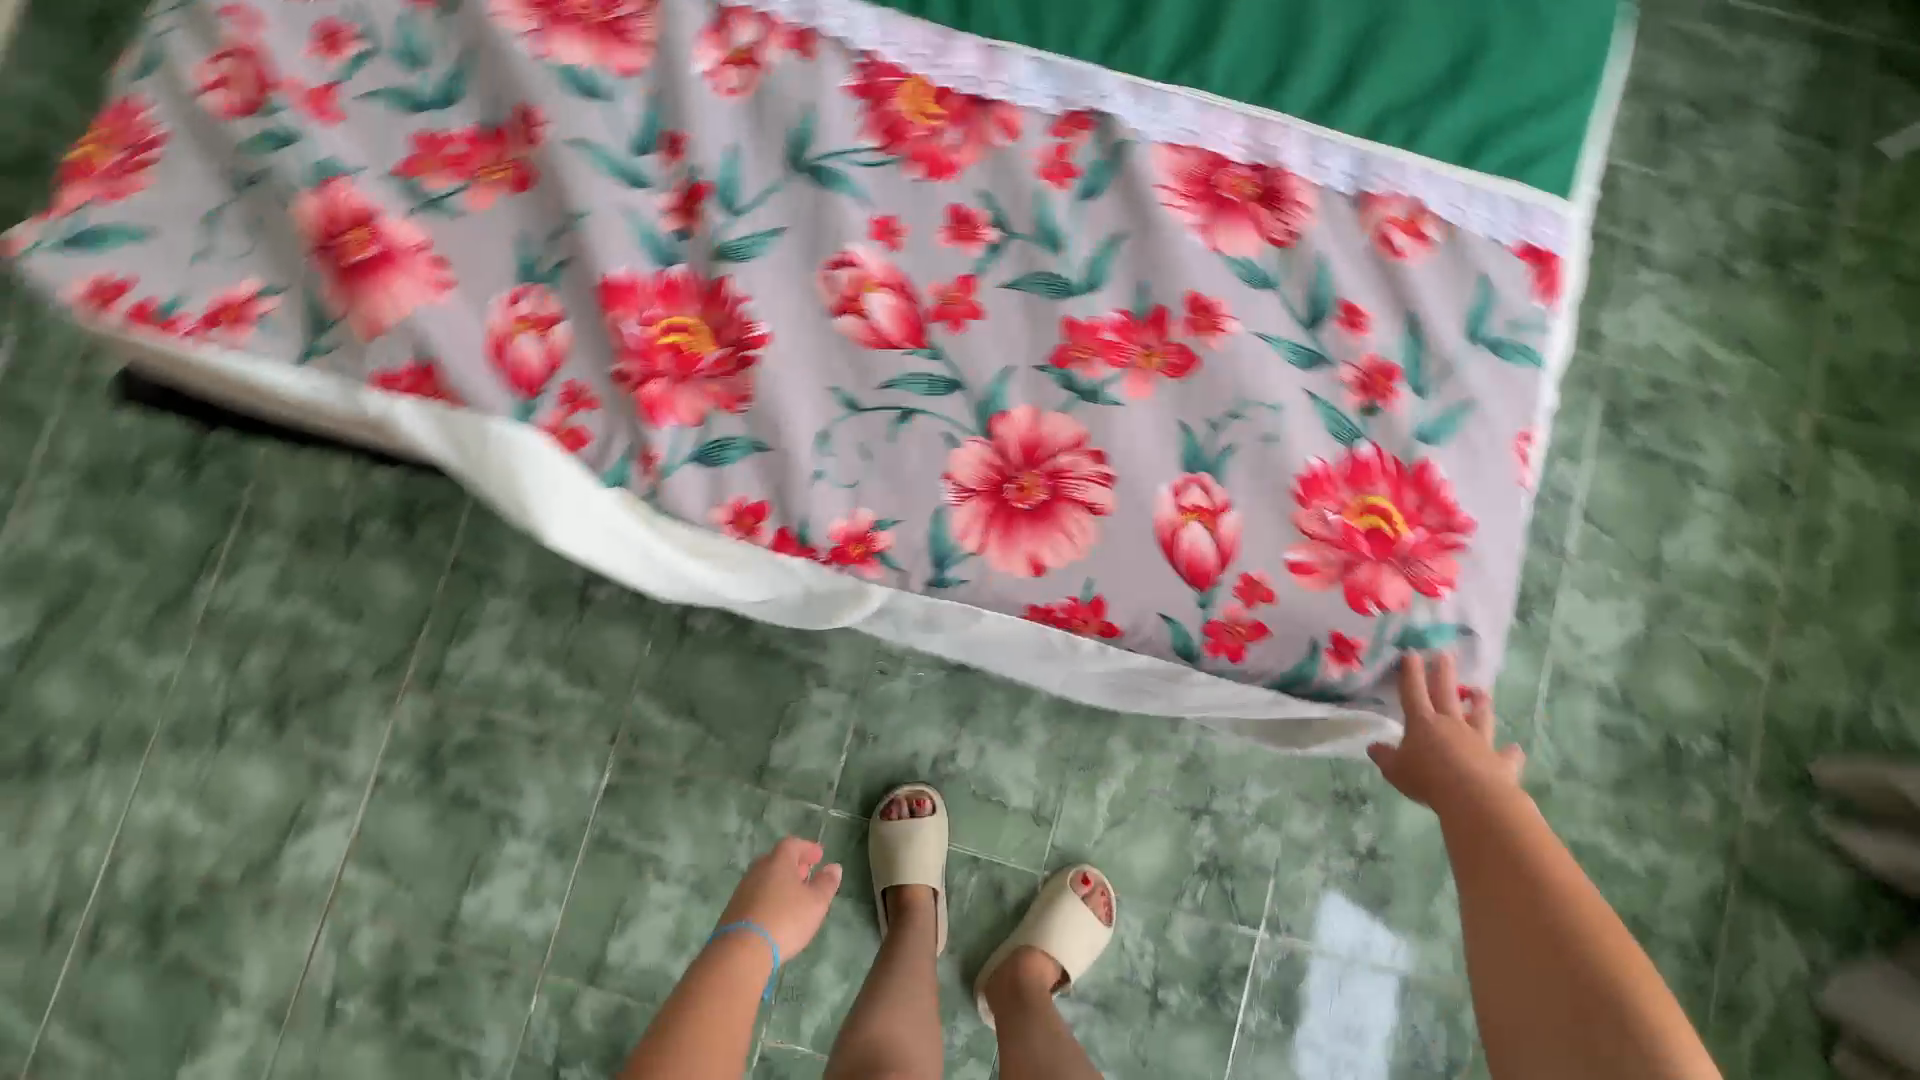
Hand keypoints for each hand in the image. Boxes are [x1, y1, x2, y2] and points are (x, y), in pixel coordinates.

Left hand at [715, 836, 842, 959]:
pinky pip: (756, 896)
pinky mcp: (733, 910)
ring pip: (765, 879)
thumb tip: (833, 867)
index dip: (807, 848)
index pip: (792, 844)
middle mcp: (758, 870)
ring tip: (794, 898)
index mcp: (778, 861)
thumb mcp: (816, 903)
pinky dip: (769, 898)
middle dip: (793, 866)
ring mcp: (742, 890)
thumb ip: (826, 884)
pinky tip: (776, 915)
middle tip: (807, 875)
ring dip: (780, 883)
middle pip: (776, 860)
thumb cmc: (785, 920)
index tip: (819, 856)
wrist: (741, 952)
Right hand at [1368, 652, 1525, 813]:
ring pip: (1480, 717)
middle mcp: (1452, 725)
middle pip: (1447, 693)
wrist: (1474, 798)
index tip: (1411, 653)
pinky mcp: (1500, 761)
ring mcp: (1479, 741)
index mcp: (1423, 722)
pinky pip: (1506, 755)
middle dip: (1444, 673)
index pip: (1413, 692)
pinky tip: (1514, 749)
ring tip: (1481, 692)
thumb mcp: (1394, 770)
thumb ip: (1385, 756)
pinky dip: (1510, 752)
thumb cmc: (1427, 779)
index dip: (1411, 672)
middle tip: (1445, 654)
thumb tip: (1374, 747)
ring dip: (1480, 704)